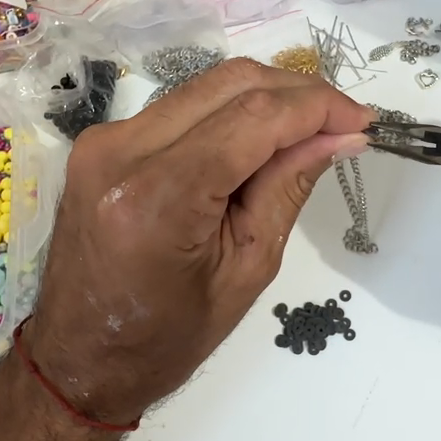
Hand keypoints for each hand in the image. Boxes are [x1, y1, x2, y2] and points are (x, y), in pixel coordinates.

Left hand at [25, 59, 372, 423]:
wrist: (78, 356)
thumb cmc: (166, 337)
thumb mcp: (247, 269)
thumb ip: (290, 187)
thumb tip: (342, 136)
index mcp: (156, 199)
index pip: (254, 118)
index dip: (317, 107)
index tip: (361, 119)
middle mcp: (122, 152)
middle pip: (230, 83)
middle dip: (297, 91)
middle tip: (342, 122)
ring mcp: (104, 140)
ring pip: (206, 86)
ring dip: (266, 98)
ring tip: (308, 131)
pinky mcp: (102, 140)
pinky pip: (182, 105)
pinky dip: (230, 111)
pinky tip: (259, 140)